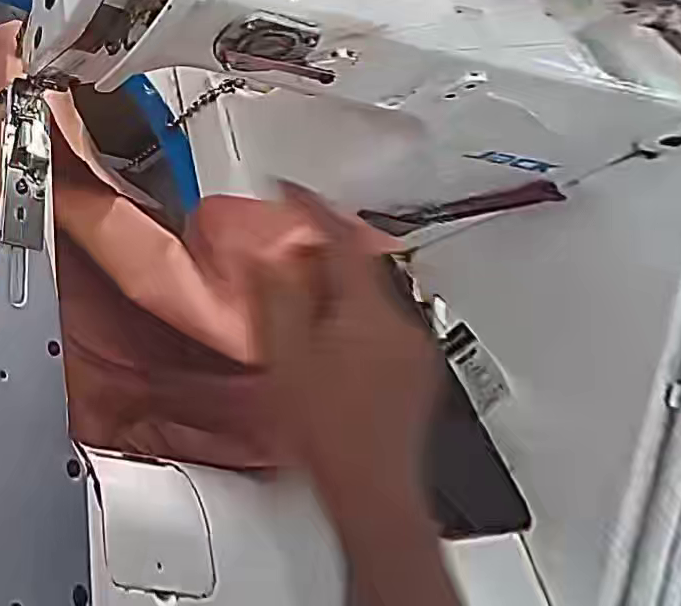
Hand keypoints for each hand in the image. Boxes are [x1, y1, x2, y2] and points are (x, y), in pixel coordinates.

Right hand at [252, 182, 441, 505]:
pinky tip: (327, 325)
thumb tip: (266, 253)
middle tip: (290, 239)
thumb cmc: (328, 431)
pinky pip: (382, 315)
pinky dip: (352, 304)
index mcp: (369, 313)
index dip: (310, 206)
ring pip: (371, 289)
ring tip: (301, 284)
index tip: (288, 188)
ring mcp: (413, 349)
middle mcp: (402, 324)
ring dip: (336, 276)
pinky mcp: (414, 368)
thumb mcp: (283, 355)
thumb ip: (274, 295)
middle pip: (360, 262)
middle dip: (323, 244)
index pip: (341, 239)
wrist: (370, 493)